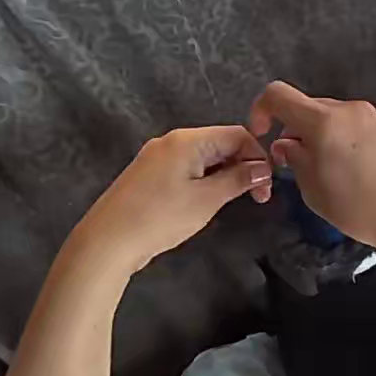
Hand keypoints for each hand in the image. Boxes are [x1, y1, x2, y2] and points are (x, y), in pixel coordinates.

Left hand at [65, 126, 272, 277]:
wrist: (107, 241)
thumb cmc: (161, 217)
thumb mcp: (206, 199)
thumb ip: (237, 179)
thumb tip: (262, 169)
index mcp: (187, 140)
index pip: (236, 134)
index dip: (257, 156)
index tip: (267, 186)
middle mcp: (171, 141)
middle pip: (219, 143)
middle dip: (242, 165)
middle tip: (256, 197)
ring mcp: (156, 157)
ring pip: (202, 157)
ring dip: (224, 174)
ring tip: (234, 200)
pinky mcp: (147, 174)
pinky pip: (185, 167)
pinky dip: (203, 179)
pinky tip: (207, 201)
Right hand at [247, 81, 375, 251]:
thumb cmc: (358, 206)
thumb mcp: (312, 188)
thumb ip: (293, 159)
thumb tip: (285, 145)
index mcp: (322, 121)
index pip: (277, 94)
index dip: (260, 110)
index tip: (261, 134)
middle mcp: (344, 108)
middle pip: (301, 106)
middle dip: (289, 129)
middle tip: (289, 162)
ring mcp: (364, 114)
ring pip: (322, 115)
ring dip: (310, 134)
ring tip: (316, 168)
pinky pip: (342, 122)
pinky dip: (330, 137)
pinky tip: (338, 166)